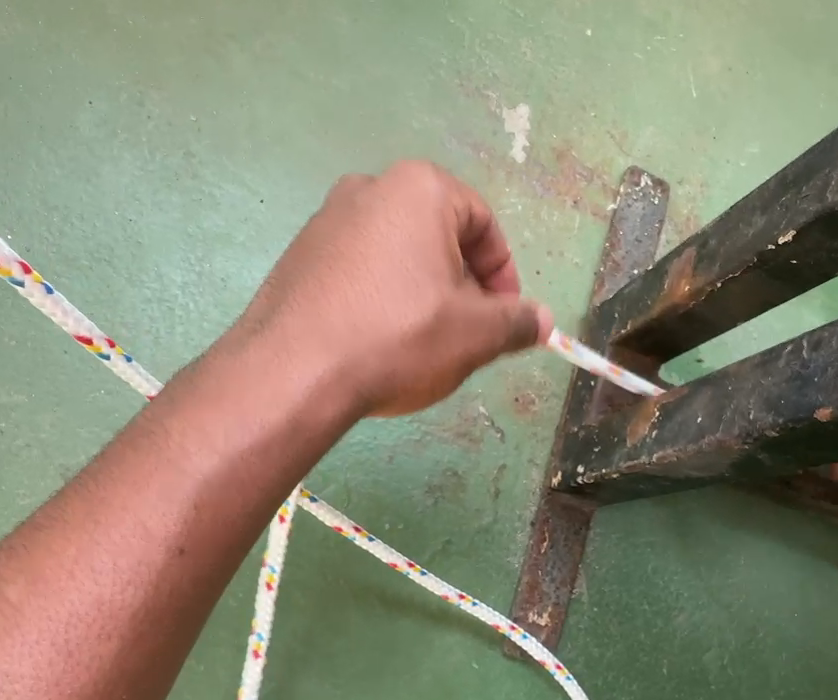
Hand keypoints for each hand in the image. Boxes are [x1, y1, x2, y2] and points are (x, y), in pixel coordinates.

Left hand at [217, 160, 549, 416]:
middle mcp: (370, 189)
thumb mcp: (475, 335)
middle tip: (468, 336)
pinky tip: (378, 346)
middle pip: (439, 237)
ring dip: (422, 296)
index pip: (484, 223)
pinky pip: (359, 274)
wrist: (294, 371)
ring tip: (422, 347)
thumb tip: (543, 321)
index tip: (505, 319)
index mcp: (420, 189)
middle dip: (463, 287)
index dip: (505, 275)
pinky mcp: (299, 258)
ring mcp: (326, 221)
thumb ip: (516, 322)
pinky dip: (381, 302)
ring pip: (398, 257)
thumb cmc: (399, 338)